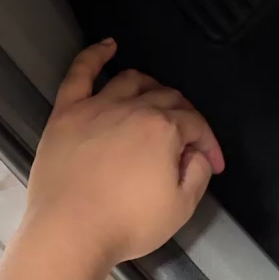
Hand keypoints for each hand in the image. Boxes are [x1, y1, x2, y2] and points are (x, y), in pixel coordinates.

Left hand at [22, 39, 224, 266]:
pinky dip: (96, 55)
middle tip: (189, 138)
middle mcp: (133, 109)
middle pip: (168, 98)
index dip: (209, 143)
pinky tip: (108, 47)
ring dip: (152, 86)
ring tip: (159, 99)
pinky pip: (81, 73)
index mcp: (164, 129)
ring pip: (132, 80)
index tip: (211, 163)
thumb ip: (198, 174)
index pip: (196, 125)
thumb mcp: (181, 207)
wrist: (71, 232)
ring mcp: (97, 107)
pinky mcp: (67, 114)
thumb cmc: (126, 224)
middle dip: (186, 116)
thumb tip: (198, 154)